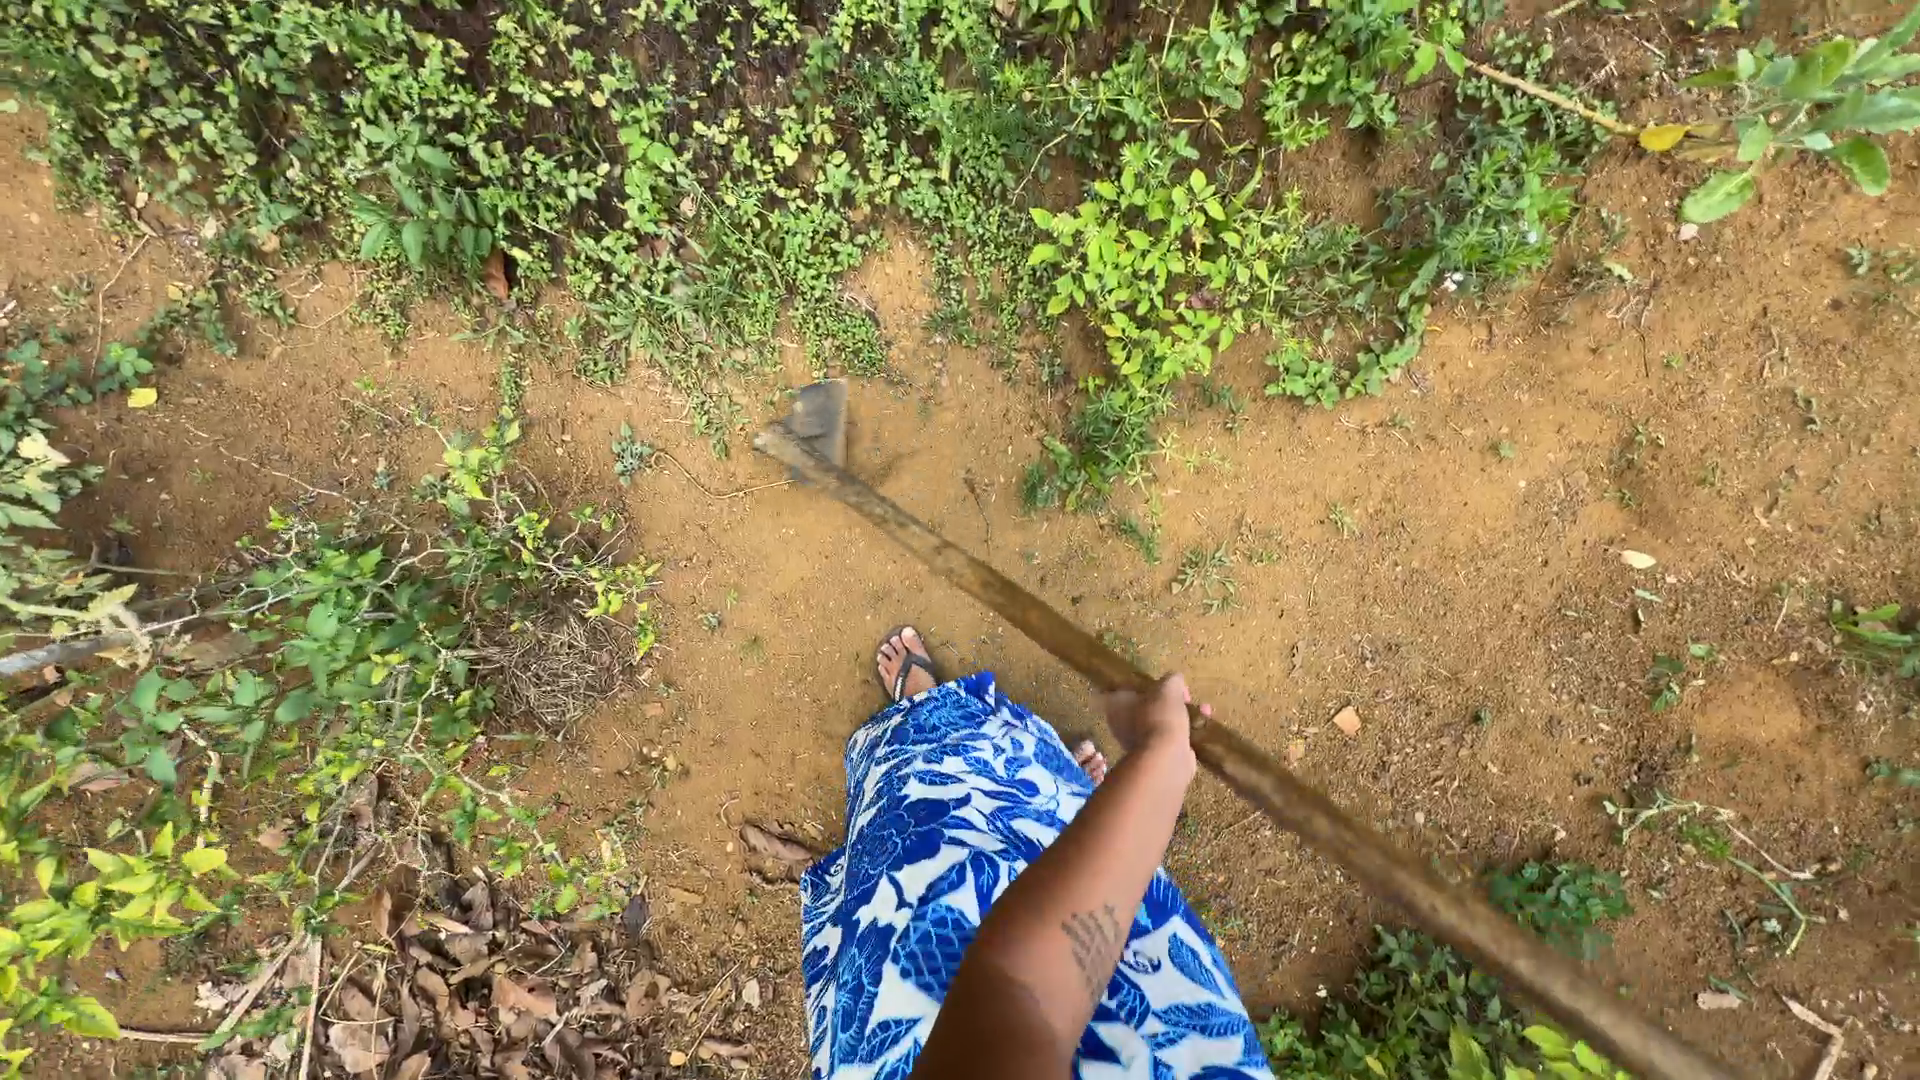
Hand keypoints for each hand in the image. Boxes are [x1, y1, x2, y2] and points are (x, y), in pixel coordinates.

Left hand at [1099, 673, 1203, 760]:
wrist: (1166, 758)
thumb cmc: (1160, 717)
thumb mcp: (1168, 688)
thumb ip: (1172, 679)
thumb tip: (1176, 680)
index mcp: (1116, 704)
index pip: (1126, 688)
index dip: (1147, 683)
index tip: (1165, 684)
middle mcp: (1121, 723)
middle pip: (1147, 705)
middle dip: (1170, 700)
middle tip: (1186, 697)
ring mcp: (1137, 741)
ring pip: (1161, 721)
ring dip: (1182, 715)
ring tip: (1204, 710)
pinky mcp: (1155, 755)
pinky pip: (1170, 737)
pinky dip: (1185, 731)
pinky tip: (1203, 725)